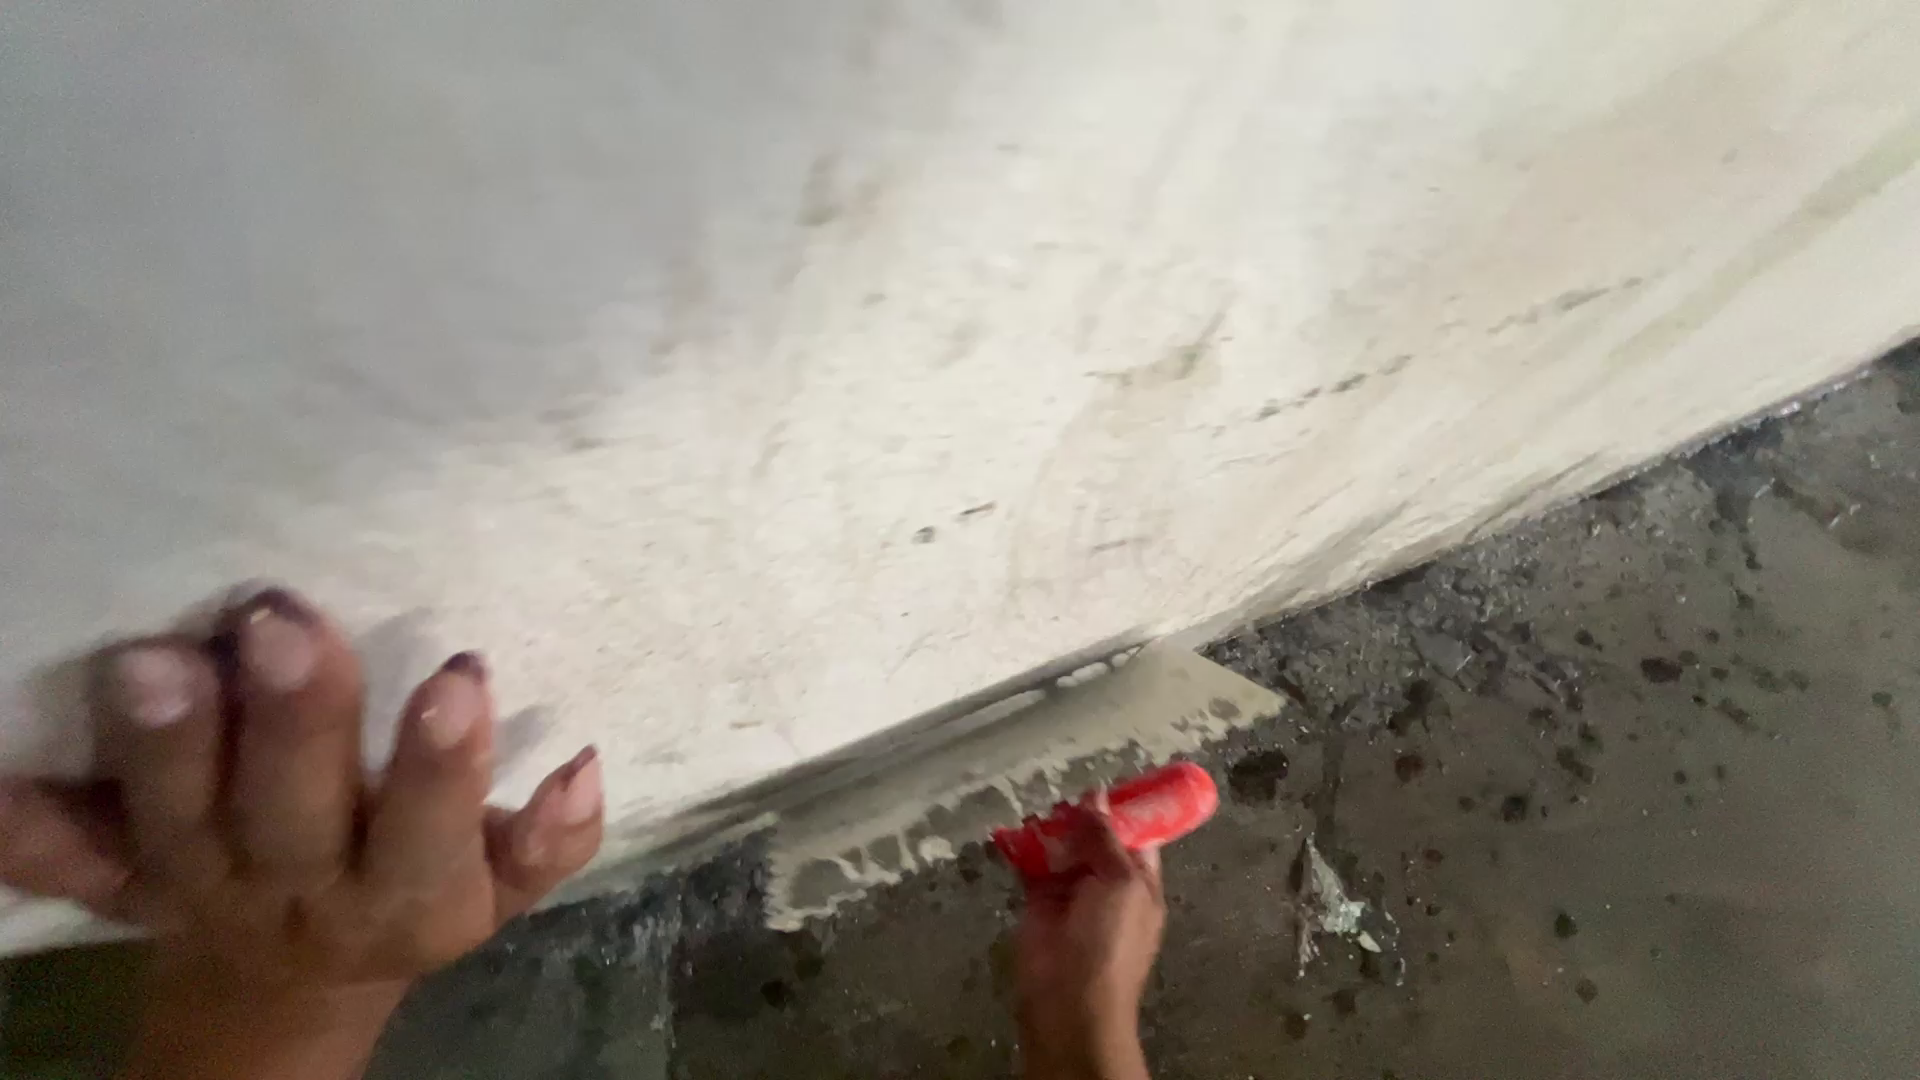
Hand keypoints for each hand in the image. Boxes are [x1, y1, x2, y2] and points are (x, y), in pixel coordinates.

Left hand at [0, 586, 604, 1079]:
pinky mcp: (126, 888)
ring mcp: (202, 892)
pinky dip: (29, 824)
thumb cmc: (426, 905)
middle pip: (295, 813)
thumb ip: (554, 839)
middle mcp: (303, 892)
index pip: (433, 827)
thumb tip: (584, 762)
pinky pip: (65, 865)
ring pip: (177, 825)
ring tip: (158, 657)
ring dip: (167, 745)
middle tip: (282, 619)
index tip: (459, 673)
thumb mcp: (511, 888)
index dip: (444, 761)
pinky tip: (2, 763)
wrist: (295, 986)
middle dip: (295, 719)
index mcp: (409, 894)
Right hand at [1014, 795, 1163, 1079]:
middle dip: (1080, 812)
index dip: (1123, 808)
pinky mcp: (1038, 896)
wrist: (1068, 1000)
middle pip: (1094, 835)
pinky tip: (1013, 825)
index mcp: (1138, 880)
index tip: (1106, 778)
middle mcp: (1106, 880)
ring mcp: (1071, 888)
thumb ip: (1106, 837)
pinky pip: (1030, 861)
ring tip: (1038, 801)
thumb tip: (1096, 794)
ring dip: (1050, 824)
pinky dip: (1021, 843)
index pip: (1136, 835)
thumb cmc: (1109, 941)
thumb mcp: (1121, 883)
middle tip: (1062, 787)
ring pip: (1061, 843)